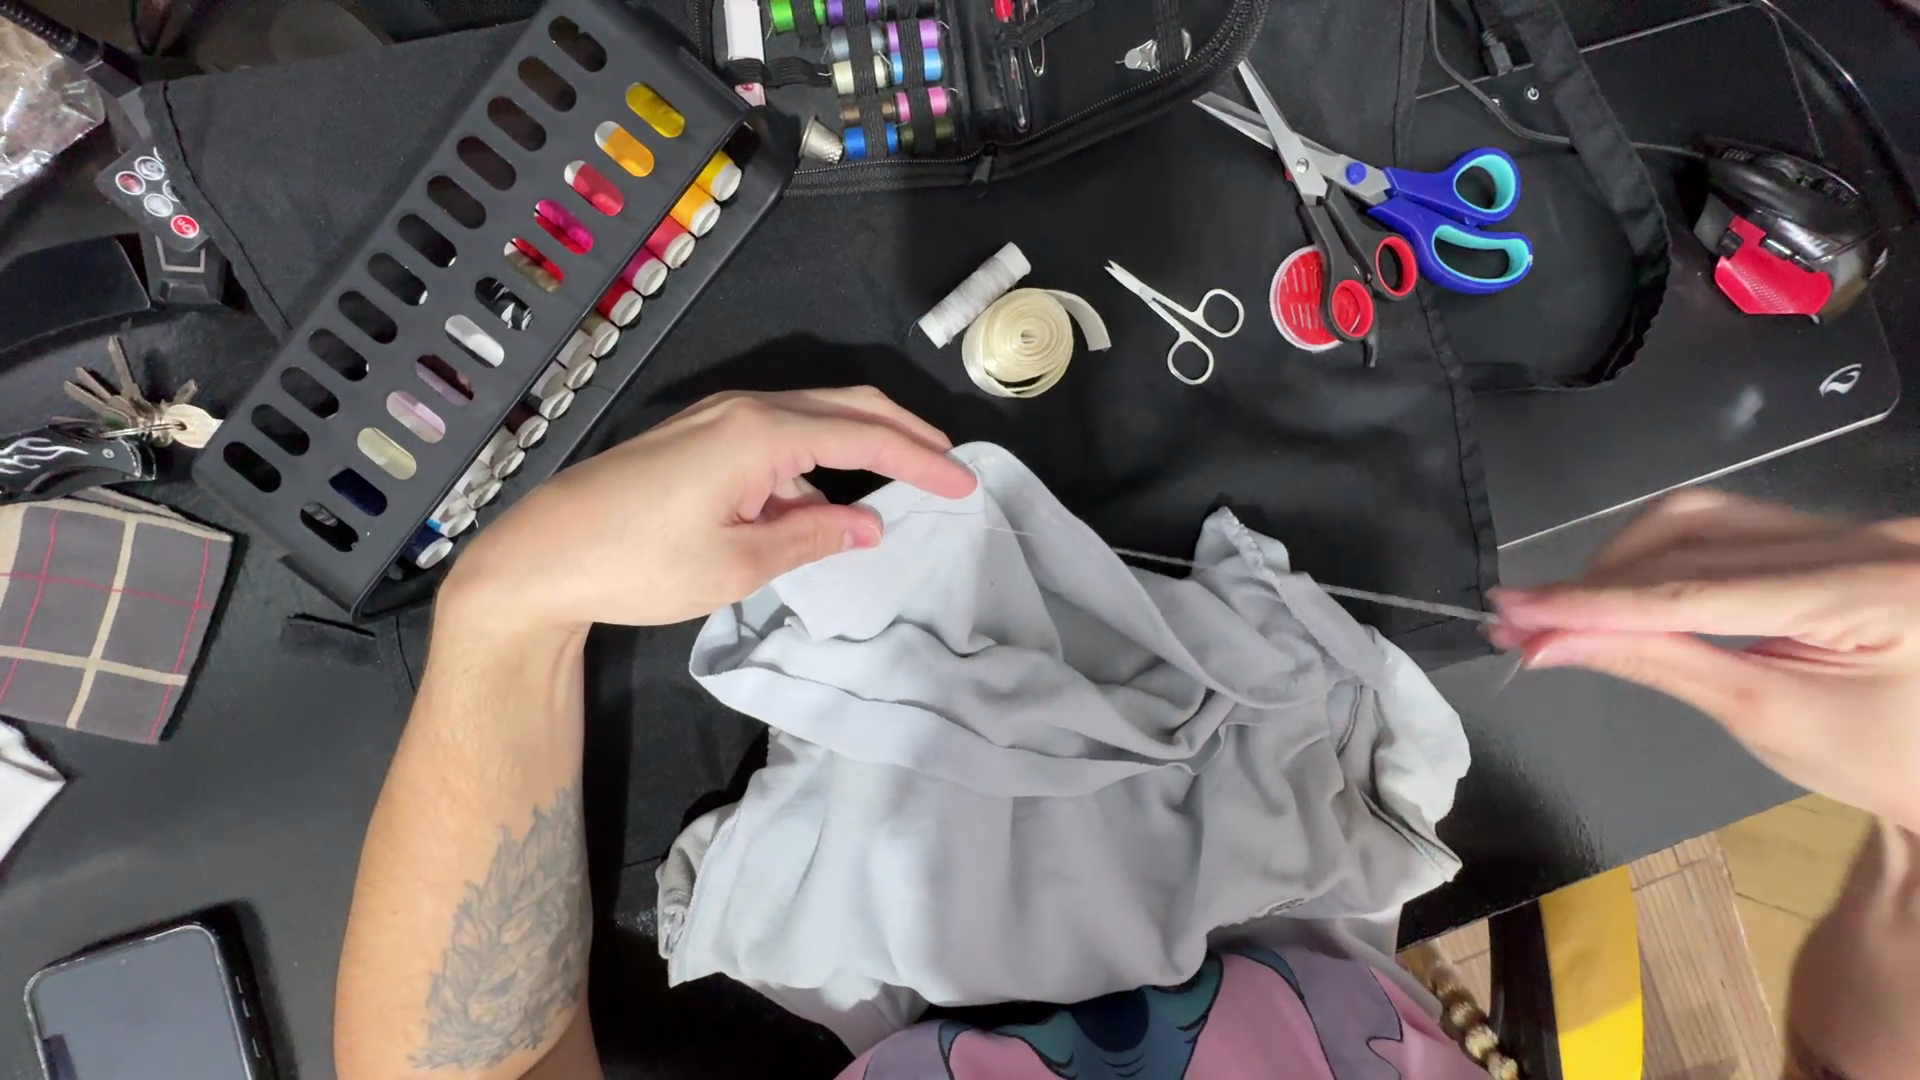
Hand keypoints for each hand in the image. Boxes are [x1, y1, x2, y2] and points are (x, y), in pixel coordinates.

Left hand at [443, 388, 977, 630]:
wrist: (540, 558)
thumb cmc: (640, 564)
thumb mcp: (739, 563)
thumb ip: (814, 536)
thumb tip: (869, 524)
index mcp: (761, 433)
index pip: (865, 436)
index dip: (921, 459)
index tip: (963, 482)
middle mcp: (745, 409)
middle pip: (847, 405)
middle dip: (905, 432)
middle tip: (948, 463)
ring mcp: (720, 418)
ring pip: (815, 417)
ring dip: (863, 444)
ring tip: (905, 477)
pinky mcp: (703, 437)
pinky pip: (781, 438)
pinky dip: (819, 461)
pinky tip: (827, 500)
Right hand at [1488, 489, 1919, 831]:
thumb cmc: (1888, 760)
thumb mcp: (1767, 717)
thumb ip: (1653, 664)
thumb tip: (1543, 644)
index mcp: (1874, 591)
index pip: (1691, 590)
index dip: (1586, 602)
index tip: (1506, 607)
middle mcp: (1868, 538)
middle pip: (1686, 544)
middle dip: (1590, 587)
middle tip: (1516, 620)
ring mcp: (1851, 528)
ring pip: (1692, 521)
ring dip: (1615, 564)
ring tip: (1566, 610)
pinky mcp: (1829, 534)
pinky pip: (1716, 527)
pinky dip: (1650, 556)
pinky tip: (1621, 589)